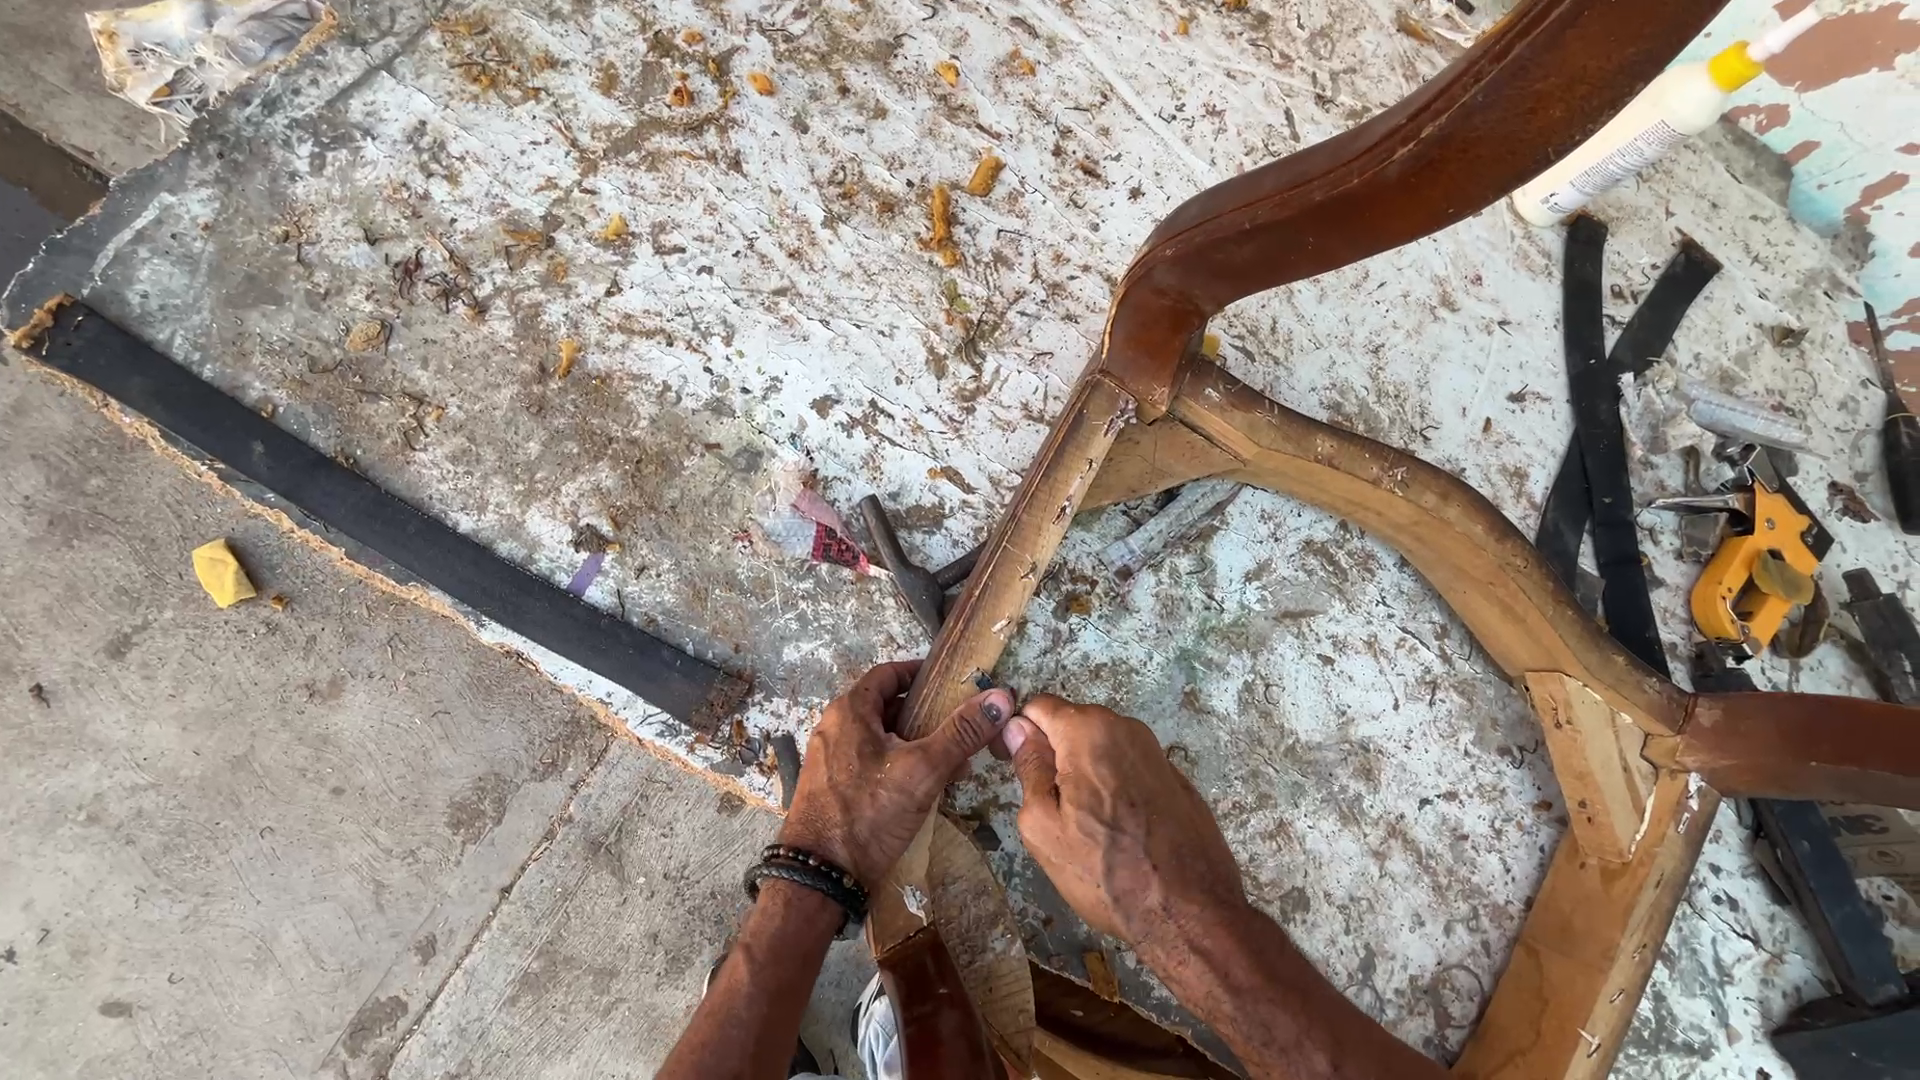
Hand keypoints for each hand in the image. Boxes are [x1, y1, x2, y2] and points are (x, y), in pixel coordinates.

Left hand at [779, 660, 1014, 887]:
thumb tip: (1000, 698)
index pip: (888, 673)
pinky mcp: (833, 788)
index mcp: (850, 710)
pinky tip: (926, 788)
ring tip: (953, 761)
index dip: (920, 673)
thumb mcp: (923, 769)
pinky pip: (871, 763)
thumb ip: (962, 732)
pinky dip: (900, 765)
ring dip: (916, 744)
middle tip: (960, 725)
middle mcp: (835, 728)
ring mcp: (831, 759)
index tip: (950, 681)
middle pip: (887, 707)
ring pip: (882, 738)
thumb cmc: (869, 812)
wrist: (822, 877)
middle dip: (926, 715)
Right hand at [1003, 694, 1247, 950]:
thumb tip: (1017, 730)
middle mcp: (1126, 727)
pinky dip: (1116, 787)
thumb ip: (1028, 767)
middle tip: (1050, 808)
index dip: (1021, 732)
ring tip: (1086, 824)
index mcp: (1089, 730)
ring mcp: (1156, 751)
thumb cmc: (1105, 871)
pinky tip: (1120, 829)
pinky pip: (1130, 768)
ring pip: (1102, 748)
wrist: (1191, 912)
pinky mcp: (1176, 778)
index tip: (1015, 767)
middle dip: (1055, 754)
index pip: (1038, 706)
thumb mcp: (1044, 825)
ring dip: (1085, 772)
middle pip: (1072, 725)